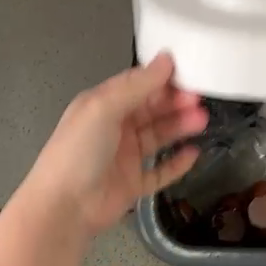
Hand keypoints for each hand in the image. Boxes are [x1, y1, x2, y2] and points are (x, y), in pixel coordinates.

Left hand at [16, 53, 207, 235]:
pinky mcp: (133, 185)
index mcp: (101, 105)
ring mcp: (124, 158)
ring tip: (202, 120)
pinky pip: (160, 172)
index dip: (162, 78)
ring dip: (179, 127)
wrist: (64, 207)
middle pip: (150, 110)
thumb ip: (137, 85)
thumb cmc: (78, 152)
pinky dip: (177, 163)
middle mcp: (113, 129)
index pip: (136, 85)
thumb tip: (166, 58)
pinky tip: (193, 153)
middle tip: (199, 99)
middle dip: (175, 102)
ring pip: (158, 137)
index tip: (189, 72)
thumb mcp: (103, 108)